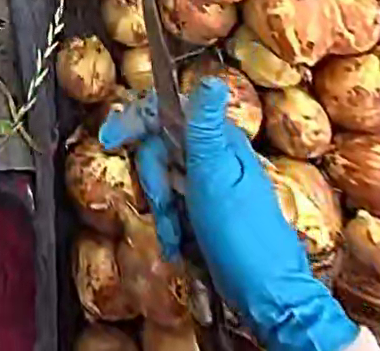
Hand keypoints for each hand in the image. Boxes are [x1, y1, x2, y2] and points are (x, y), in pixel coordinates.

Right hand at [101, 80, 361, 350]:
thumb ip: (204, 126)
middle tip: (165, 206)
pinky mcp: (205, 209)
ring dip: (162, 208)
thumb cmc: (243, 236)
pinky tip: (179, 243)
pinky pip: (173, 205)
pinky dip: (170, 224)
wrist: (271, 300)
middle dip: (154, 179)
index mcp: (216, 137)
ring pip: (163, 178)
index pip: (165, 109)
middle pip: (159, 146)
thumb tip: (211, 79)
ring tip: (176, 234)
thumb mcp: (216, 176)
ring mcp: (209, 182)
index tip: (108, 140)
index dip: (133, 119)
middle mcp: (212, 152)